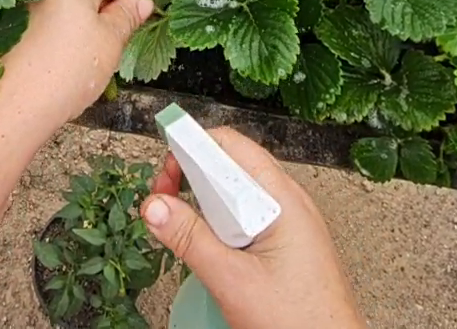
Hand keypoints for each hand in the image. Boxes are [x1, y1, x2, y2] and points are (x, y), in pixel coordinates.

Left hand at [0, 0, 152, 138]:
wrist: (18, 105)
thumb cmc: (64, 71)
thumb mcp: (110, 40)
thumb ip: (128, 15)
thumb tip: (143, 1)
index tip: (147, 11)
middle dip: (113, 10)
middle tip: (125, 37)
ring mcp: (35, 5)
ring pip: (78, 7)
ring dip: (94, 23)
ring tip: (100, 53)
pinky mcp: (25, 26)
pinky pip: (61, 20)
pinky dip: (74, 33)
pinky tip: (78, 58)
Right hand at [142, 127, 365, 328]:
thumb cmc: (300, 324)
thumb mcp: (234, 281)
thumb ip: (191, 240)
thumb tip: (155, 207)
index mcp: (281, 198)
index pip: (228, 145)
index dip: (190, 148)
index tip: (163, 170)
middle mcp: (288, 201)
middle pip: (230, 164)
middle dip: (191, 176)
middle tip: (165, 203)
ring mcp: (290, 222)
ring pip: (237, 192)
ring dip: (205, 201)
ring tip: (184, 226)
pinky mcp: (288, 243)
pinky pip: (247, 215)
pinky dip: (222, 221)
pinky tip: (212, 246)